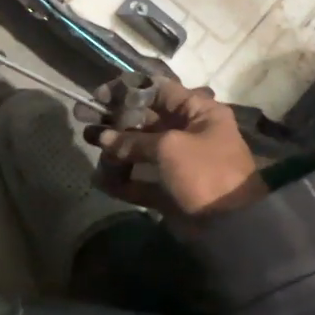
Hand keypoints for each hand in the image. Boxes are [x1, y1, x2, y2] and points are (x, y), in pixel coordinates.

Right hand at [82, 77, 266, 217]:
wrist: (232, 224)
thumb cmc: (205, 172)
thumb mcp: (169, 147)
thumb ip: (132, 140)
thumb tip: (103, 137)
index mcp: (198, 112)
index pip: (159, 90)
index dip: (128, 90)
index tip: (100, 96)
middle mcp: (188, 132)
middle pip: (144, 119)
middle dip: (114, 119)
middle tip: (83, 118)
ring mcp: (178, 162)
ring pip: (139, 148)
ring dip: (114, 148)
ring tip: (88, 145)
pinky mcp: (169, 188)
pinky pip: (141, 179)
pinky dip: (122, 179)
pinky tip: (100, 178)